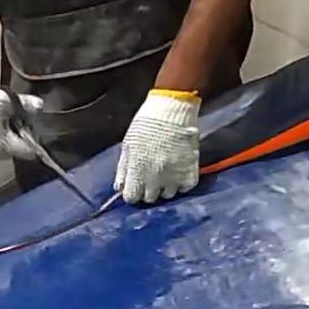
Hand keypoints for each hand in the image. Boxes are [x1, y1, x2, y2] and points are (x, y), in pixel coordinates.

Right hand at [0, 84, 44, 160]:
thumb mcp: (8, 102)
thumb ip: (27, 106)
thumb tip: (41, 107)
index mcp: (8, 148)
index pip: (32, 151)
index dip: (37, 137)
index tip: (37, 122)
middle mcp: (1, 155)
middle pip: (22, 148)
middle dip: (26, 132)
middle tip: (24, 114)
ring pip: (13, 145)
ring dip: (16, 131)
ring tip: (12, 114)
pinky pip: (3, 142)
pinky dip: (7, 132)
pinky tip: (3, 118)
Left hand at [114, 89, 202, 203]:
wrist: (172, 110)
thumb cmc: (145, 126)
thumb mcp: (127, 147)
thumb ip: (123, 170)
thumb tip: (119, 188)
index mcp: (136, 175)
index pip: (131, 198)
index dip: (133, 192)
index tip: (136, 185)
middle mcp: (153, 181)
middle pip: (149, 199)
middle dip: (149, 190)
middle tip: (152, 178)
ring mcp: (173, 178)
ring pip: (168, 195)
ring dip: (166, 187)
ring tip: (167, 174)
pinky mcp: (189, 172)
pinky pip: (186, 188)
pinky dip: (183, 183)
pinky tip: (180, 173)